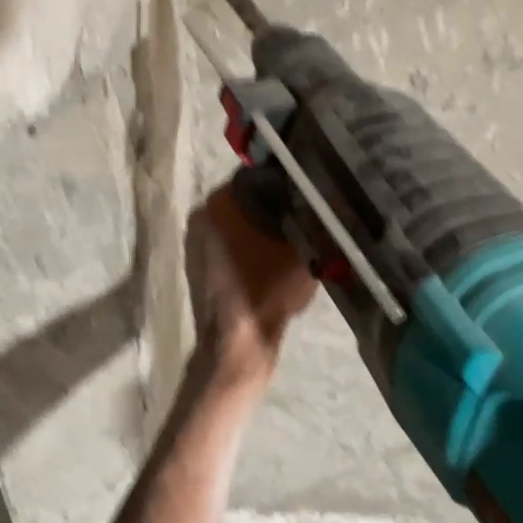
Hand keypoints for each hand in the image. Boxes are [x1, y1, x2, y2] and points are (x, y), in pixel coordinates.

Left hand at [183, 183, 317, 386]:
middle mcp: (200, 216)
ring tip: (296, 236)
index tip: (307, 187)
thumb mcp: (302, 250)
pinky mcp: (200, 268)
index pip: (256, 174)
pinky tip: (275, 260)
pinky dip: (250, 248)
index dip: (284, 180)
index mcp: (219, 203)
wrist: (237, 347)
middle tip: (306, 212)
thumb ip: (312, 219)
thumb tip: (327, 200)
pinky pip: (230, 246)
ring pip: (238, 224)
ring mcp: (196, 244)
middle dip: (274, 205)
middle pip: (246, 200)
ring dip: (263, 228)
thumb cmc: (266, 290)